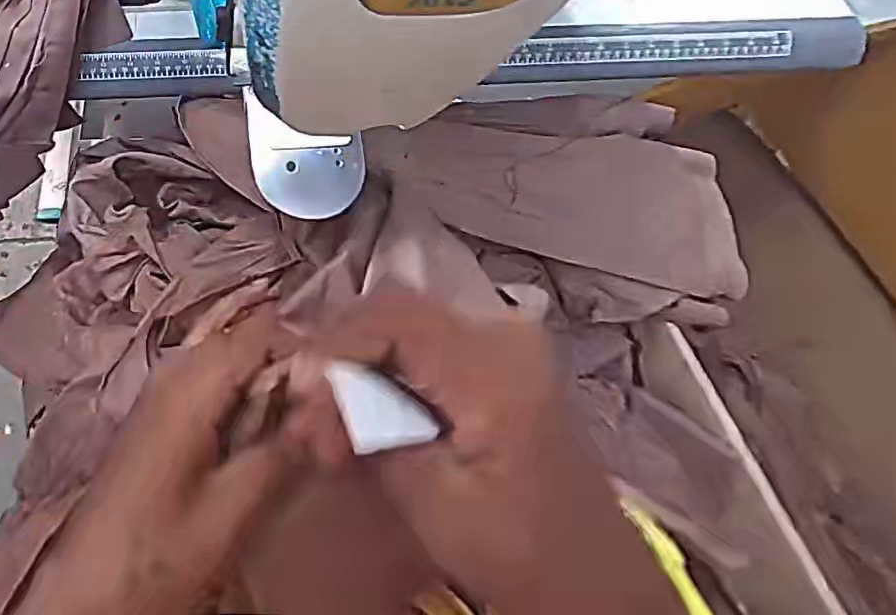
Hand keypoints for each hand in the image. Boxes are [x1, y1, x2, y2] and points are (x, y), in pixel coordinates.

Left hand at [18, 316, 305, 614]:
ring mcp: (162, 389)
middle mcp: (173, 371)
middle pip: (243, 340)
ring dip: (262, 384)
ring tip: (287, 426)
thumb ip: (280, 451)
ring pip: (228, 359)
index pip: (259, 332)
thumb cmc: (156, 554)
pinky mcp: (160, 411)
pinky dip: (239, 395)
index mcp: (189, 384)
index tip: (331, 388)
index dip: (301, 350)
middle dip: (283, 368)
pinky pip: (210, 381)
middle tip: (312, 414)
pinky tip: (253, 429)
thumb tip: (324, 403)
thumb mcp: (229, 511)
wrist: (87, 590)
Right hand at [306, 290, 681, 614]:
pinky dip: (384, 365)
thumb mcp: (434, 502)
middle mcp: (501, 334)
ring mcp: (502, 340)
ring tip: (327, 415)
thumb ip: (369, 428)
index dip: (336, 349)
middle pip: (394, 310)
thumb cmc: (522, 557)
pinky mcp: (497, 356)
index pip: (392, 323)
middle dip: (340, 353)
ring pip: (402, 319)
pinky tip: (362, 405)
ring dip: (357, 358)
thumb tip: (309, 384)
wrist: (597, 585)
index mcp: (495, 369)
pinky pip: (422, 339)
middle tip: (306, 407)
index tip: (297, 390)